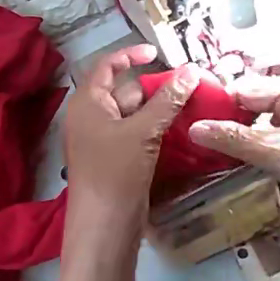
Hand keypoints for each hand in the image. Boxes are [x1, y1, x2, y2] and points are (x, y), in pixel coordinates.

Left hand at [62, 45, 197, 255]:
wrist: (105, 227)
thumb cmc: (115, 172)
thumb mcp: (143, 132)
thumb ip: (167, 100)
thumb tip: (191, 71)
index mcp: (87, 103)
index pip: (107, 66)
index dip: (131, 55)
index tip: (158, 54)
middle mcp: (92, 117)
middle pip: (126, 91)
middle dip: (156, 87)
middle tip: (189, 85)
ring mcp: (104, 140)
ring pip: (135, 115)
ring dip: (161, 109)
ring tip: (192, 105)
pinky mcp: (117, 159)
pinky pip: (138, 134)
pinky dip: (157, 129)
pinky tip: (181, 130)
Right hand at [186, 76, 279, 243]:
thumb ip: (236, 140)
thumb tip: (194, 127)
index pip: (247, 88)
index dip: (218, 104)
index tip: (186, 119)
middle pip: (254, 101)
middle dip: (228, 119)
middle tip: (192, 138)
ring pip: (264, 119)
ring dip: (242, 133)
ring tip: (208, 149)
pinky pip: (276, 132)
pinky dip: (258, 143)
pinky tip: (238, 158)